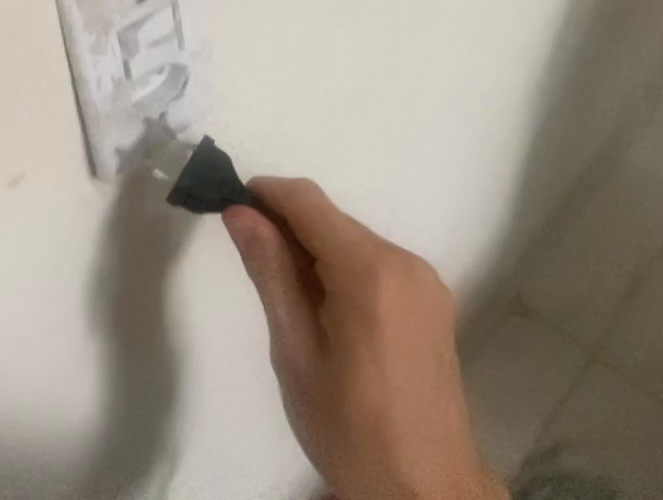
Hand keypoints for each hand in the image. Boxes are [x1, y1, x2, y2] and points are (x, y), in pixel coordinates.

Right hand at [223, 179, 505, 499]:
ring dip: (313, 248)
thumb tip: (240, 211)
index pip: (308, 202)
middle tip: (249, 258)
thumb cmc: (348, 426)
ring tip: (284, 295)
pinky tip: (323, 308)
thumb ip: (269, 271)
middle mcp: (405, 261)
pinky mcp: (433, 301)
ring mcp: (426, 281)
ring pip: (353, 239)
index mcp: (370, 271)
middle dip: (287, 225)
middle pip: (332, 219)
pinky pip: (376, 263)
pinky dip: (342, 268)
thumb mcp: (294, 351)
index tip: (229, 204)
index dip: (266, 193)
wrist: (424, 489)